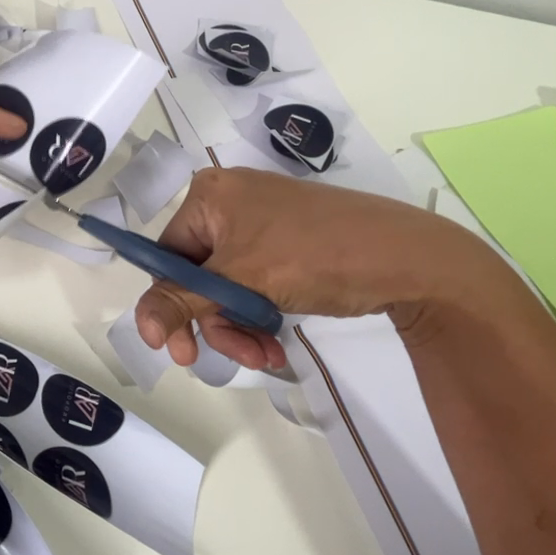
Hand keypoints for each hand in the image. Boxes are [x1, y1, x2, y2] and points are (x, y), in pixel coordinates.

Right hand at [135, 167, 517, 371]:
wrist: (414, 260)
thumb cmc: (316, 257)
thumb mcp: (241, 280)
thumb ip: (183, 301)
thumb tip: (141, 326)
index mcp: (208, 195)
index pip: (167, 255)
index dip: (168, 303)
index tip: (176, 350)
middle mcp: (229, 202)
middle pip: (196, 274)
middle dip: (211, 322)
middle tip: (219, 359)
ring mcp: (261, 222)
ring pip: (226, 286)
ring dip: (237, 326)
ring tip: (264, 355)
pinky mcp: (288, 243)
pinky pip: (254, 281)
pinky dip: (259, 313)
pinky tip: (275, 341)